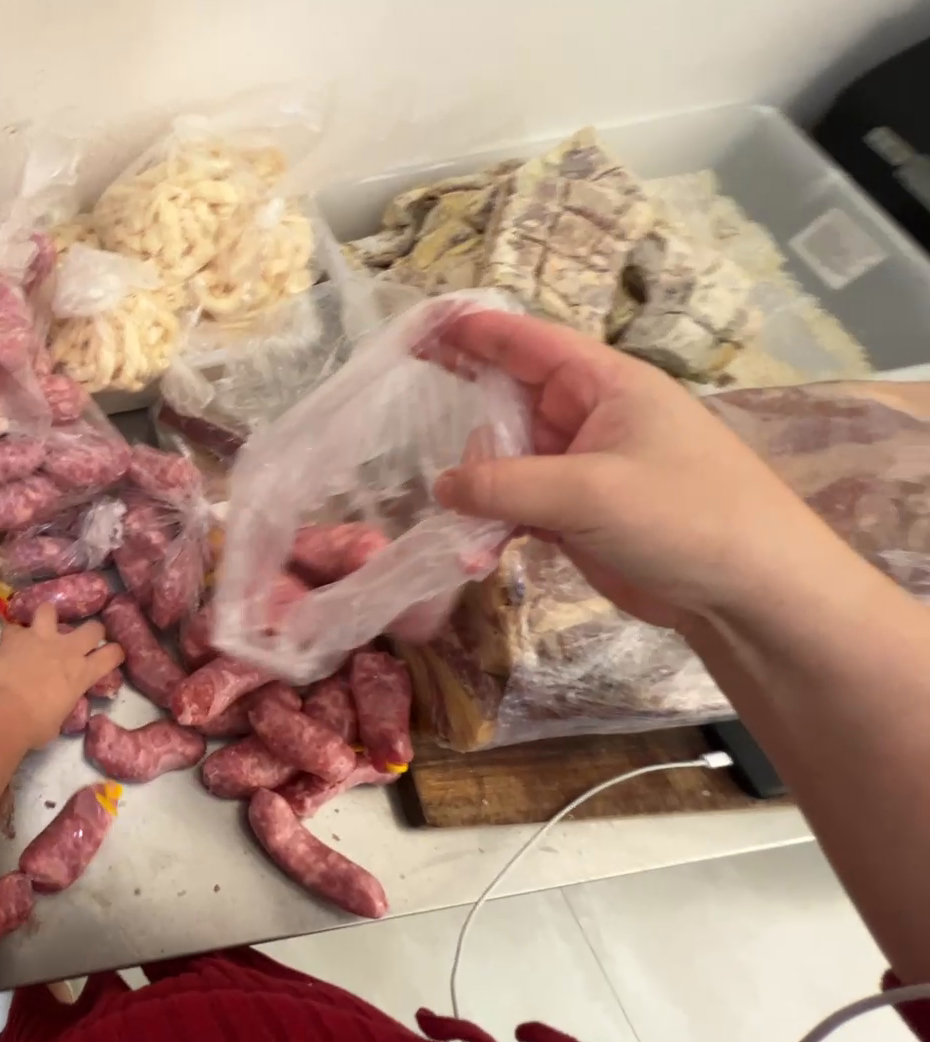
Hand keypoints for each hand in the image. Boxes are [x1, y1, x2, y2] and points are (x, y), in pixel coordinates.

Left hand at [0, 604, 123, 747]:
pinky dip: (14, 634)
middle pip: (93, 628)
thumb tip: (58, 700)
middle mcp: (67, 649)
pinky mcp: (14, 636)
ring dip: (48, 617)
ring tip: (43, 625)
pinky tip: (11, 643)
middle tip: (83, 639)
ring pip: (50, 610)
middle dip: (92, 631)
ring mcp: (40, 637)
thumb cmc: (34, 727)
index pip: (112, 655)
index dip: (114, 652)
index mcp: (82, 673)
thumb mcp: (60, 719)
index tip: (112, 654)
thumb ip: (64, 701)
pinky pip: (15, 627)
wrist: (4, 713)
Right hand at [430, 311, 840, 628]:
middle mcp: (587, 418)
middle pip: (505, 399)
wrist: (751, 596)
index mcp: (605, 386)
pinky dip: (486, 521)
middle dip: (463, 411)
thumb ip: (501, 484)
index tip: (418, 329)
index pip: (528, 342)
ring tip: (467, 519)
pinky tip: (476, 549)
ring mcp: (575, 466)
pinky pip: (507, 502)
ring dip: (475, 484)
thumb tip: (439, 487)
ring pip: (498, 458)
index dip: (472, 331)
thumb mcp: (587, 491)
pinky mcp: (568, 510)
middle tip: (407, 420)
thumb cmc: (688, 518)